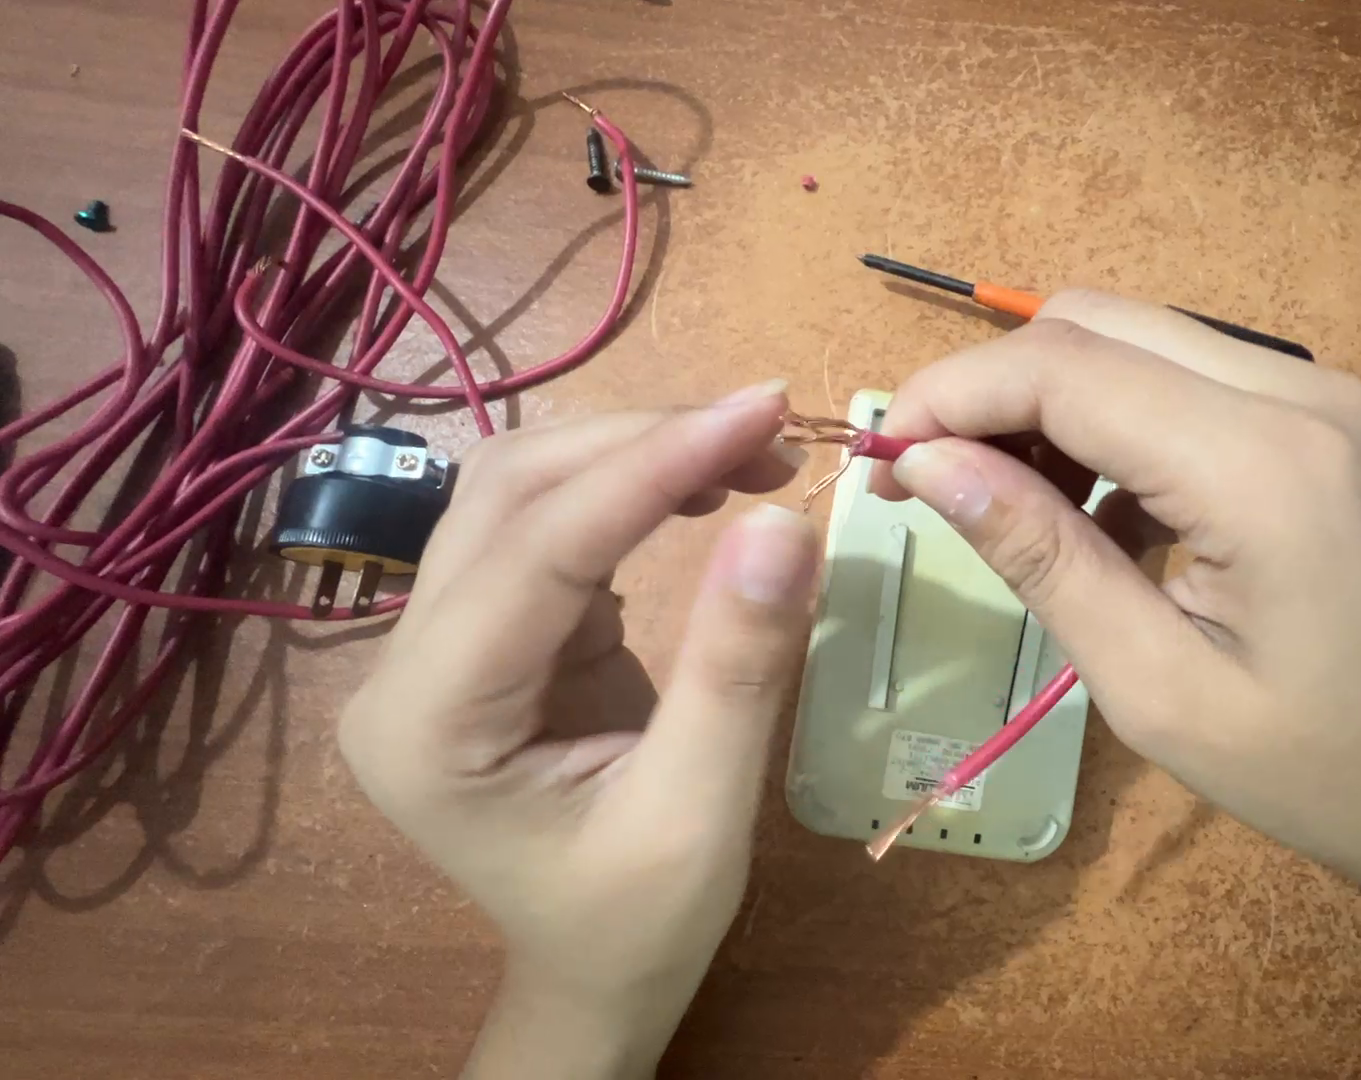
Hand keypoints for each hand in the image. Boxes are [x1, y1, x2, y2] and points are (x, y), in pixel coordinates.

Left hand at [337, 383, 818, 1078]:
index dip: (656, 466)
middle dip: (649, 440)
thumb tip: (785, 524)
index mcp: (430, 719)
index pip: (542, 547)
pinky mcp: (501, 629)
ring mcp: (447, 638)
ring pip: (530, 488)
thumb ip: (735, 666)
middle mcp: (410, 659)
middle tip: (772, 426)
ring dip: (642, 449)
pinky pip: (559, 522)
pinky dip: (637, 485)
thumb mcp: (702, 807)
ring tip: (750, 450)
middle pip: (516, 490)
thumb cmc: (644, 917)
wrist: (599, 969)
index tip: (764, 410)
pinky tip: (702, 488)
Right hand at [874, 291, 1360, 894]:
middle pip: (1091, 326)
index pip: (1063, 369)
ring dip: (1042, 403)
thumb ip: (1039, 555)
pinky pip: (1175, 377)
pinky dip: (1102, 419)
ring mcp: (1313, 394)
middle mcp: (1294, 392)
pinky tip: (1090, 506)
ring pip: (1129, 341)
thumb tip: (928, 464)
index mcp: (1258, 464)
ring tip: (1005, 504)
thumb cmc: (1309, 766)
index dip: (951, 396)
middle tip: (930, 479)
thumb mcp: (1148, 682)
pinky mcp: (1312, 417)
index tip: (882, 453)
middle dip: (988, 389)